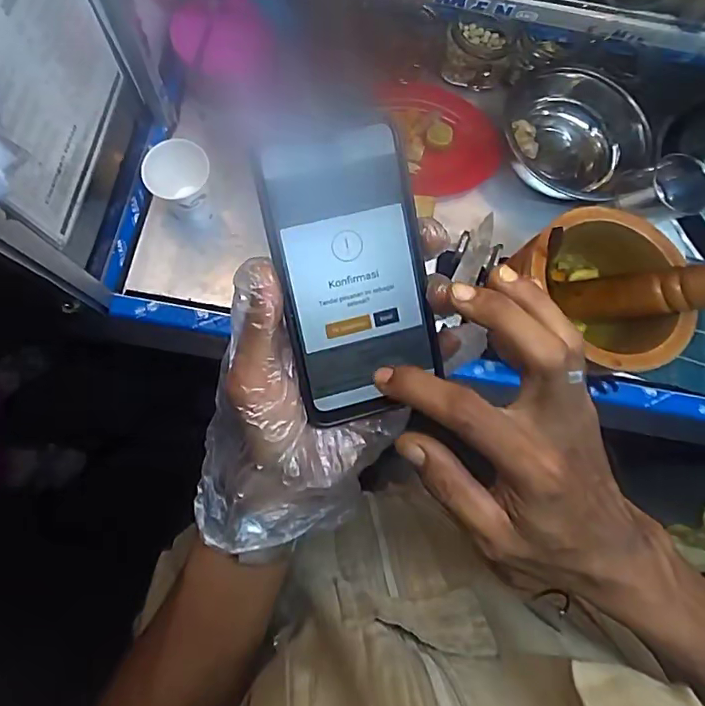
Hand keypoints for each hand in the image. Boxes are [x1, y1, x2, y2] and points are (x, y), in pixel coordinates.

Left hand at [195, 220, 451, 554]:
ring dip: (428, 296)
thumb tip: (265, 272)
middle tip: (433, 241)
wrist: (283, 485)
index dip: (358, 238)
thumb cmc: (257, 422)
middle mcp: (338, 325)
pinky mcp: (392, 386)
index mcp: (302, 314)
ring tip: (445, 291)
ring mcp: (368, 354)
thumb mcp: (251, 374)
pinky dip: (439, 346)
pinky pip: (420, 360)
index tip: (387, 220)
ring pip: (403, 314)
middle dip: (406, 256)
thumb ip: (258, 328)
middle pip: (375, 280)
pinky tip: (453, 337)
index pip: (332, 264)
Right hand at [376, 265, 674, 615]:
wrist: (615, 554)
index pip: (470, 412)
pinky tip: (511, 283)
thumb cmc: (549, 550)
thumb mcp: (493, 540)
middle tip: (448, 293)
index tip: (384, 375)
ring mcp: (578, 403)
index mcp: (532, 463)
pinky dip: (541, 305)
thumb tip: (407, 439)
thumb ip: (449, 488)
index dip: (421, 389)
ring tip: (482, 272)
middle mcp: (561, 423)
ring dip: (523, 299)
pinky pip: (567, 339)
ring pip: (562, 337)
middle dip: (497, 314)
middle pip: (543, 354)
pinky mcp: (580, 393)